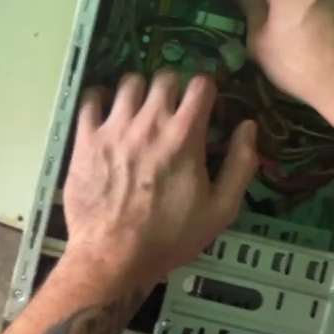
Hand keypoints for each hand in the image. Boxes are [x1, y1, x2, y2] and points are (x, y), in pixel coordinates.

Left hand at [64, 72, 257, 288]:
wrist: (113, 257)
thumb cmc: (170, 237)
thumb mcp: (220, 209)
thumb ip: (240, 164)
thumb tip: (248, 127)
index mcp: (184, 135)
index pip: (201, 84)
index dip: (206, 90)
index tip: (205, 104)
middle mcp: (149, 122)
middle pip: (165, 76)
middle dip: (174, 87)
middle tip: (173, 108)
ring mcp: (114, 127)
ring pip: (129, 82)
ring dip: (140, 91)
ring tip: (140, 110)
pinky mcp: (86, 138)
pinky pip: (91, 98)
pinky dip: (101, 99)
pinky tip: (107, 113)